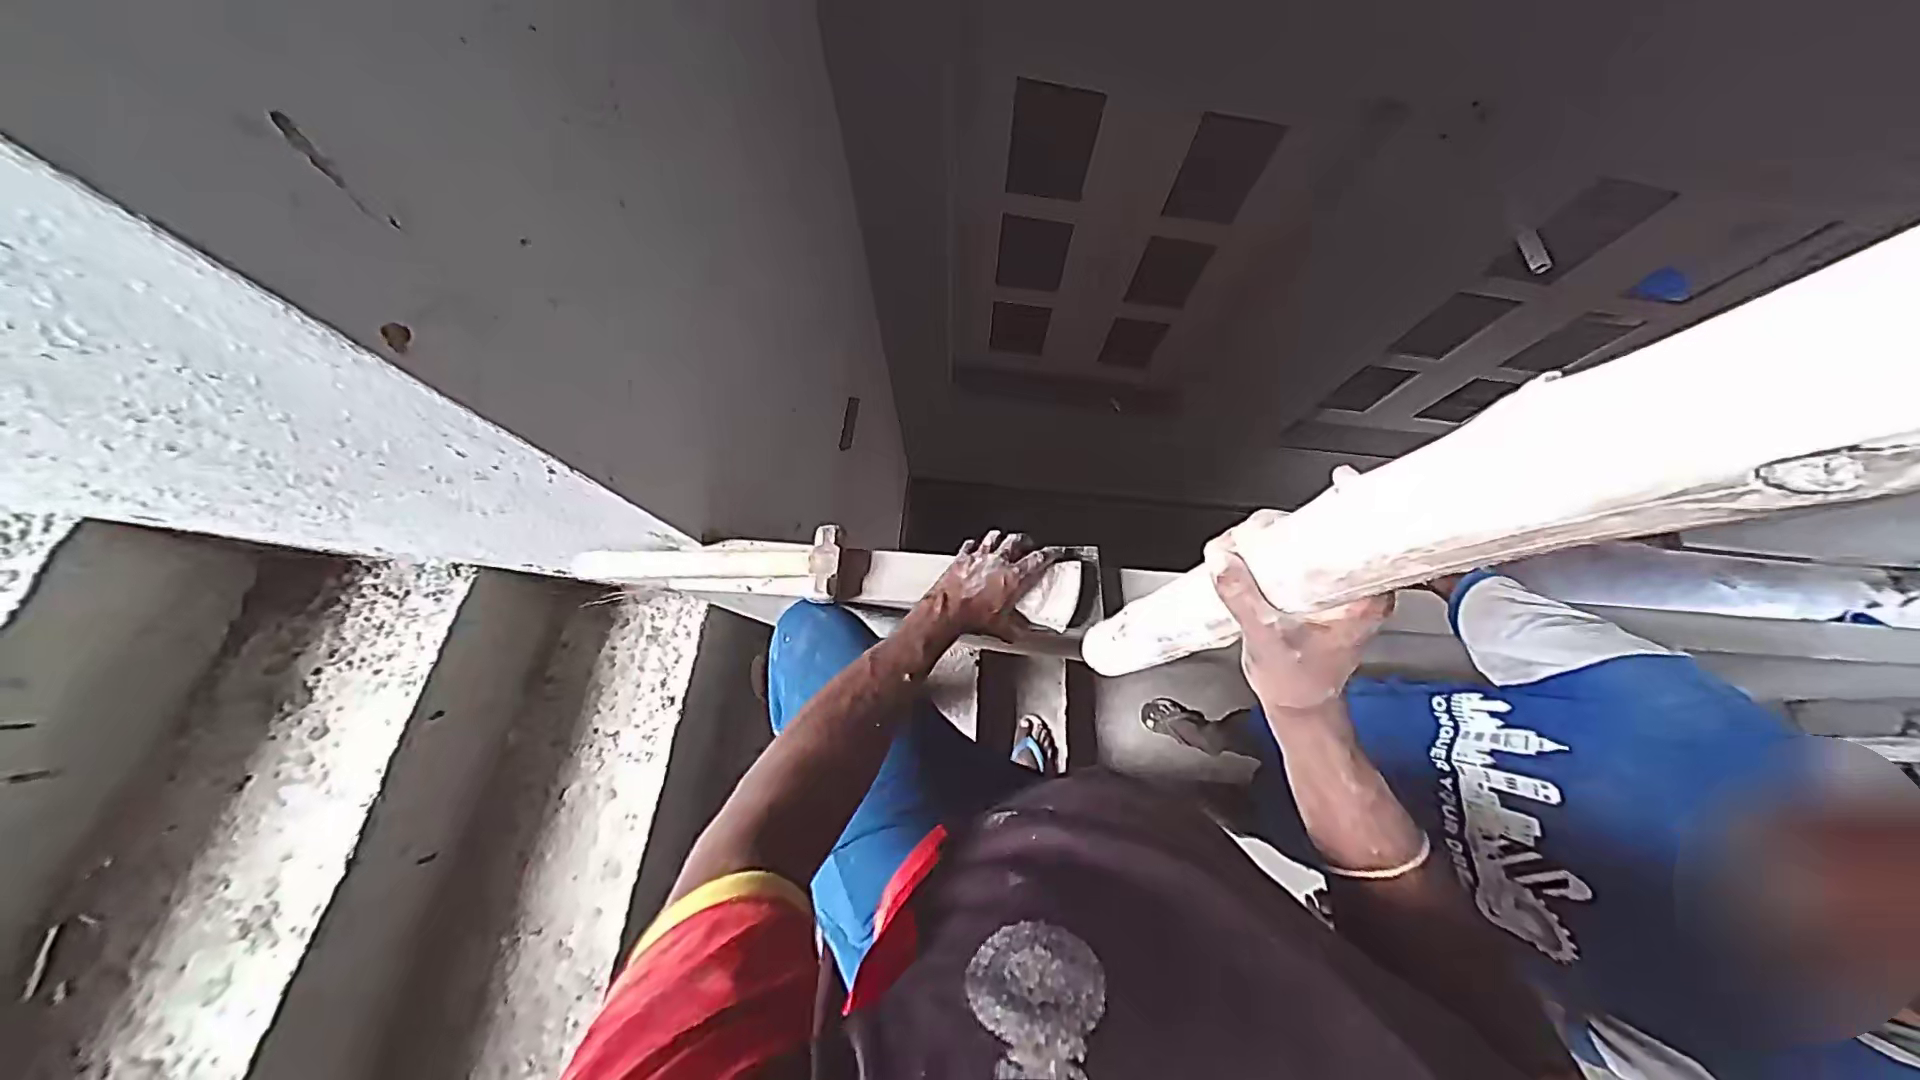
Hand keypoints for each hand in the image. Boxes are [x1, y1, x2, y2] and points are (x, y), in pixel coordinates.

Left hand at [917, 531, 1058, 641]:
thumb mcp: (1001, 628)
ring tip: (1003, 540)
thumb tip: (1021, 633)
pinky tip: (975, 547)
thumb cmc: (972, 617)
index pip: (1039, 559)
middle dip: (1025, 541)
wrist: (947, 612)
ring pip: (994, 537)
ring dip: (1000, 538)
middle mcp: (998, 562)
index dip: (1051, 553)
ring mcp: (979, 557)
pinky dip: (975, 545)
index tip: (1055, 552)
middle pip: (1017, 541)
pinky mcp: (963, 557)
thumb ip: (1016, 628)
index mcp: (1013, 577)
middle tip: (1028, 545)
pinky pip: (971, 544)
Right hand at [1206, 532, 1391, 711]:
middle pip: (1320, 537)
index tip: (1268, 530)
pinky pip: (1297, 565)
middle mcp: (1358, 590)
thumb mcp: (1263, 636)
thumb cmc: (1296, 683)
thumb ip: (1241, 596)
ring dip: (1273, 547)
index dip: (1303, 528)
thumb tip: (1221, 558)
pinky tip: (1254, 565)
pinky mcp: (1319, 596)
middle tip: (1247, 541)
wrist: (1297, 707)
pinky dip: (1273, 562)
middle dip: (1279, 534)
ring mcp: (1338, 592)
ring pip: (1306, 548)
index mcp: (1362, 598)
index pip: (1341, 539)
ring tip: (1245, 550)